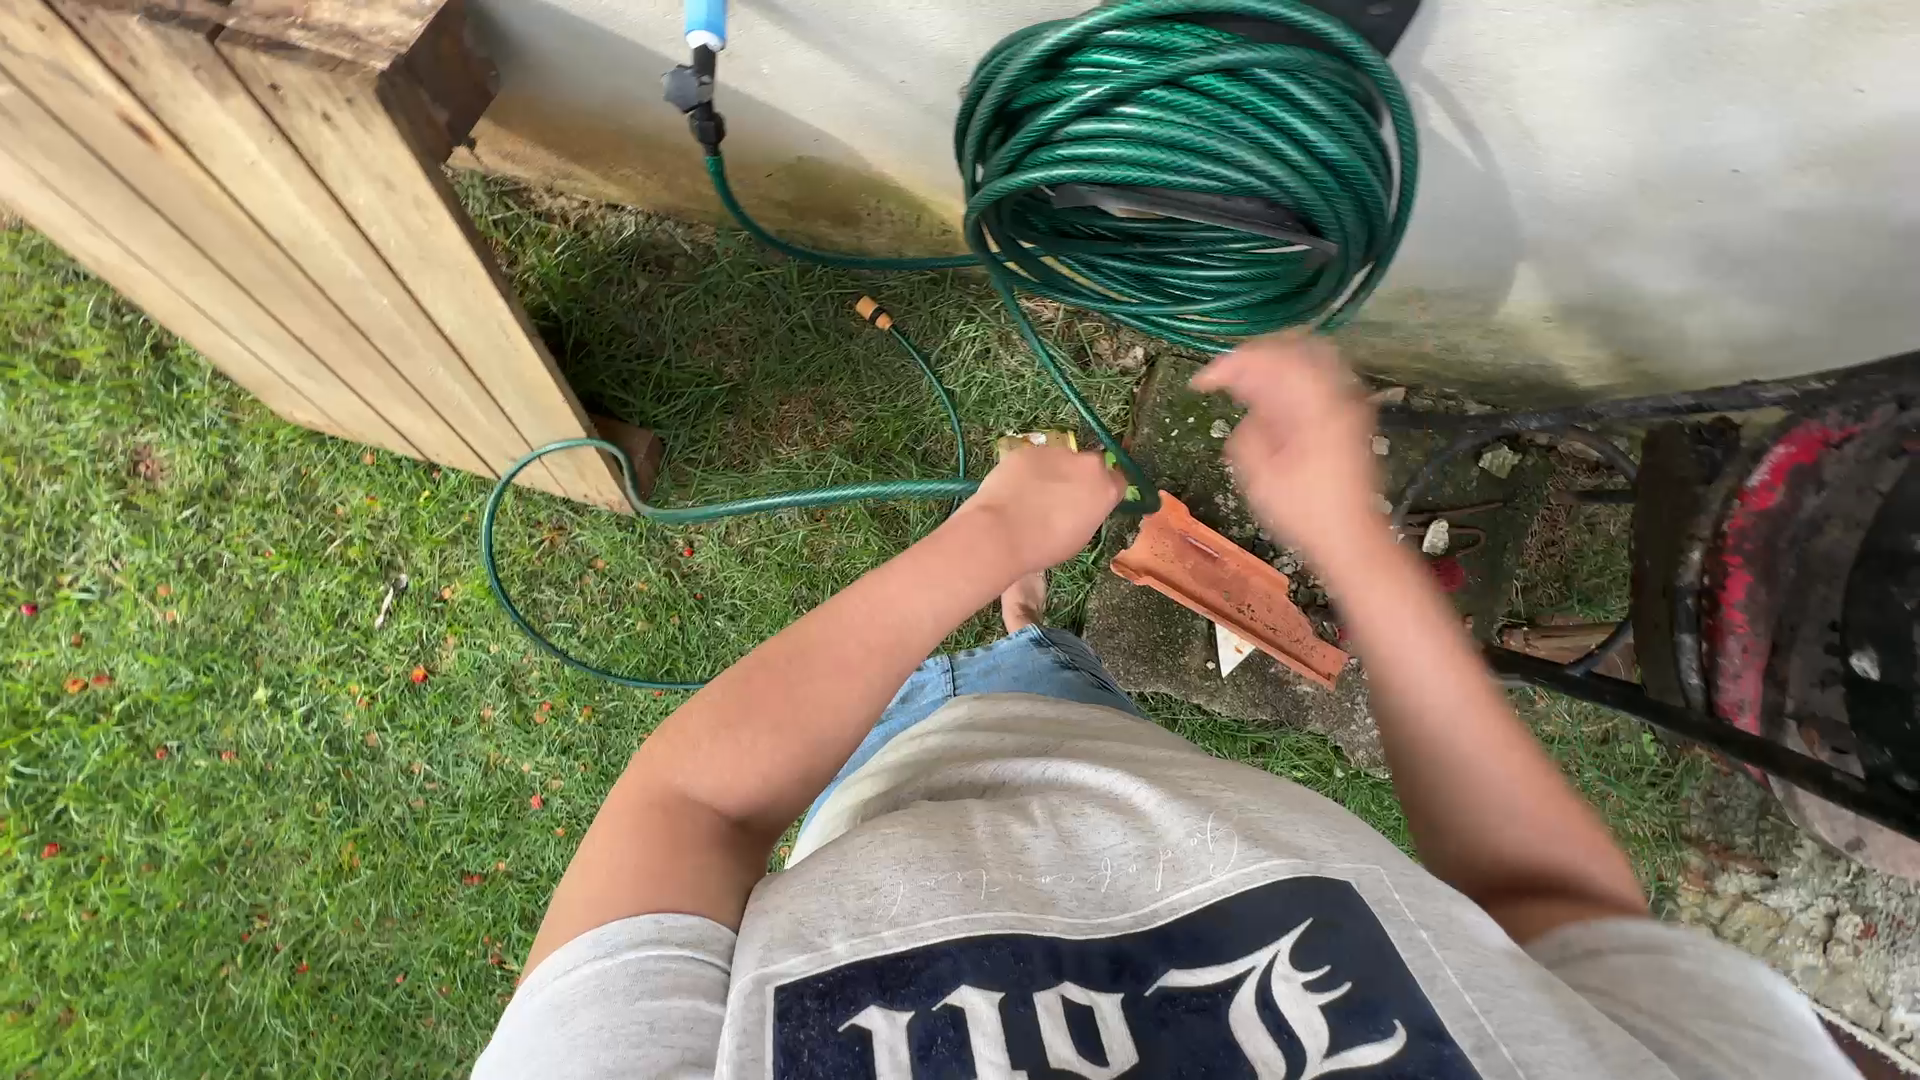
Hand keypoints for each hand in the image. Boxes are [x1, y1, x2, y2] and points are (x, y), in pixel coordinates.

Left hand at [951, 442, 1126, 578]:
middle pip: (1089, 465)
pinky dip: (1028, 470)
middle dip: (1079, 477)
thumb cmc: (1045, 546)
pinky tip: (1014, 489)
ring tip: (1031, 495)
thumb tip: (1082, 505)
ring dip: (1052, 472)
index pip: (1117, 480)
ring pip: (1060, 459)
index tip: (1091, 501)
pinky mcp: (1028, 449)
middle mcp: (1086, 464)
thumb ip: (1089, 513)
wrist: (1001, 532)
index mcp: (1105, 488)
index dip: (1103, 490)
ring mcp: (1056, 452)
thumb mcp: (1080, 536)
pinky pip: (1034, 459)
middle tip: (1059, 498)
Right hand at [1192, 332, 1384, 561]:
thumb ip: (1248, 434)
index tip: (1201, 383)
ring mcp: (1348, 401)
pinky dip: (1290, 376)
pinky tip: (1269, 396)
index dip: (1230, 364)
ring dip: (1272, 361)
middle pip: (1294, 346)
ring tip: (1242, 381)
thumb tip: (1250, 415)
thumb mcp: (1260, 477)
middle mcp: (1337, 394)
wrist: (1350, 536)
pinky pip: (1319, 375)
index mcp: (1314, 406)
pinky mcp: (1349, 414)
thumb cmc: (1302, 513)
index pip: (1270, 360)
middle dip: (1252, 355)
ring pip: (1310, 355)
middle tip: (1223, 374)